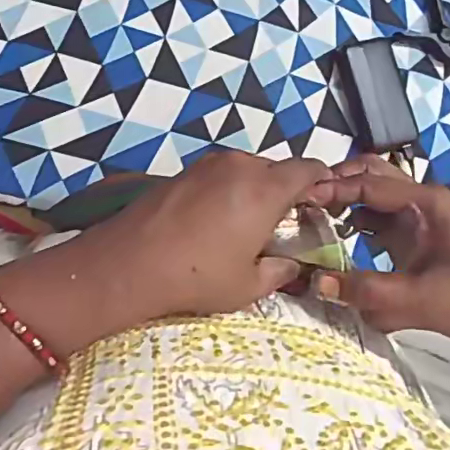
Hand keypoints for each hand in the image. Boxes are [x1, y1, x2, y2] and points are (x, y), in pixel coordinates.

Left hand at [65, 150, 333, 319]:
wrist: (129, 263)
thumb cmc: (197, 276)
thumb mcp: (248, 285)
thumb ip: (279, 271)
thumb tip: (290, 265)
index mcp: (264, 188)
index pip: (308, 169)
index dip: (320, 182)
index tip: (320, 202)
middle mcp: (238, 166)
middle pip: (275, 169)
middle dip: (284, 191)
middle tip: (280, 223)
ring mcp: (207, 164)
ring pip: (245, 170)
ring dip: (252, 190)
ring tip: (243, 224)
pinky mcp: (182, 171)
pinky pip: (218, 175)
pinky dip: (226, 190)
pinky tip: (212, 221)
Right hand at [314, 155, 449, 376]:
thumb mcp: (424, 300)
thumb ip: (367, 292)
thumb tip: (315, 283)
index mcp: (425, 202)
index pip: (366, 182)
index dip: (330, 187)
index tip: (296, 199)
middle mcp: (420, 205)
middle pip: (369, 179)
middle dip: (335, 187)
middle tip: (301, 206)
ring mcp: (420, 225)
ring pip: (372, 204)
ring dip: (344, 208)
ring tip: (310, 224)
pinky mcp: (420, 247)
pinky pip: (380, 231)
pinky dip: (357, 233)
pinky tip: (338, 248)